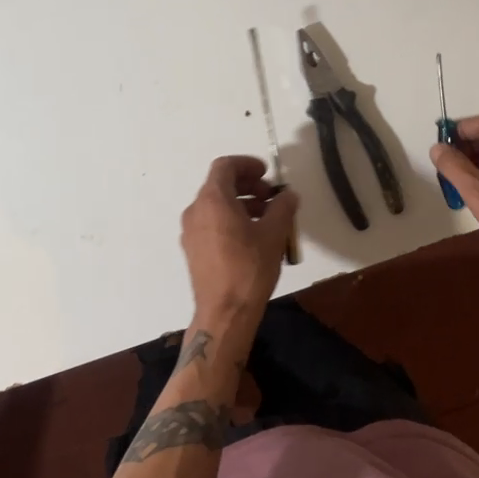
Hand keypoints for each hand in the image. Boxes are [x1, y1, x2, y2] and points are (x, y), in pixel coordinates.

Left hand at [180, 156, 298, 323]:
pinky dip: (229, 219)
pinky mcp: (192, 249)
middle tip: (270, 197)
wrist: (224, 313)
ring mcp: (190, 231)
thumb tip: (288, 195)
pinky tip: (251, 237)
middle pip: (219, 185)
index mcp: (212, 200)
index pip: (225, 166)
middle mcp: (195, 210)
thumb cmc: (249, 269)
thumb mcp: (274, 234)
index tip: (267, 174)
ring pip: (215, 205)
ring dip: (240, 204)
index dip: (247, 164)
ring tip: (266, 219)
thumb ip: (282, 207)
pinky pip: (210, 223)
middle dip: (247, 185)